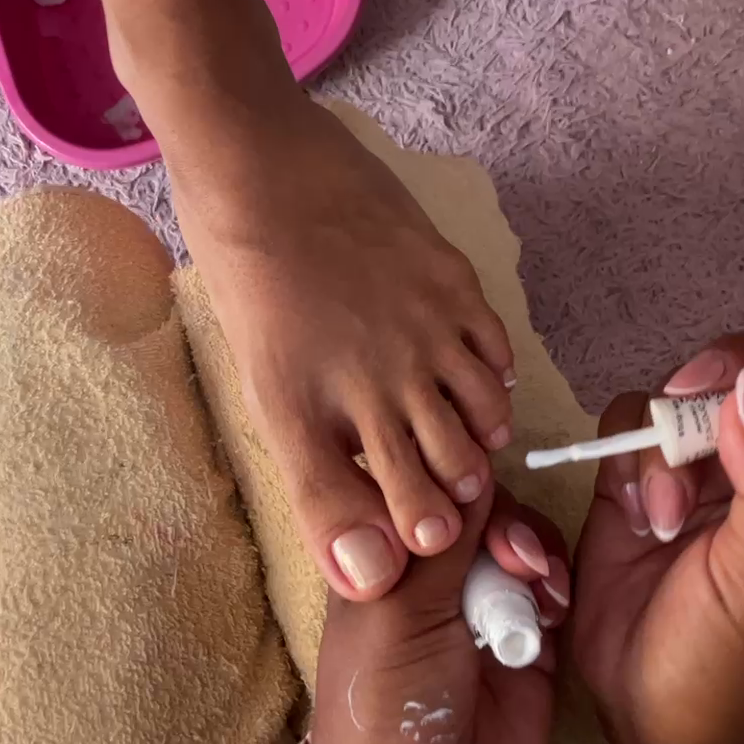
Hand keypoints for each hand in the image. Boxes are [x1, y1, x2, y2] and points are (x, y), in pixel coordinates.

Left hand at [173, 96, 515, 599]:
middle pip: (453, 467)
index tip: (426, 538)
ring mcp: (426, 325)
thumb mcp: (263, 390)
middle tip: (450, 492)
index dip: (421, 532)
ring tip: (466, 442)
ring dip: (477, 440)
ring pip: (484, 415)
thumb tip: (368, 576)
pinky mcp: (452, 279)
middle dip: (453, 494)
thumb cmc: (247, 282)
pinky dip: (493, 379)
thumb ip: (317, 484)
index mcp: (325, 416)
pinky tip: (476, 379)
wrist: (259, 168)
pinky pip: (496, 351)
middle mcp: (385, 379)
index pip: (401, 508)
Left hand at [310, 486, 569, 743]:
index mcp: (383, 557)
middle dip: (500, 520)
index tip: (481, 480)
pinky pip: (548, 584)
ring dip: (532, 551)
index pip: (419, 486)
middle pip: (475, 507)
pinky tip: (551, 607)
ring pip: (516, 538)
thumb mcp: (401, 618)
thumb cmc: (390, 709)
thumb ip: (439, 545)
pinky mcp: (525, 635)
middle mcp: (431, 571)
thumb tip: (470, 469)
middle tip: (515, 560)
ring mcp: (480, 601)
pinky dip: (554, 584)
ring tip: (536, 588)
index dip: (451, 474)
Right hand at [571, 325, 743, 743]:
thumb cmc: (731, 668)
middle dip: (723, 375)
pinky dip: (625, 453)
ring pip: (687, 393)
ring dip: (664, 436)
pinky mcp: (642, 477)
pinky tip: (632, 512)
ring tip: (658, 512)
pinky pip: (632, 424)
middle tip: (685, 395)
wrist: (648, 715)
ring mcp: (704, 471)